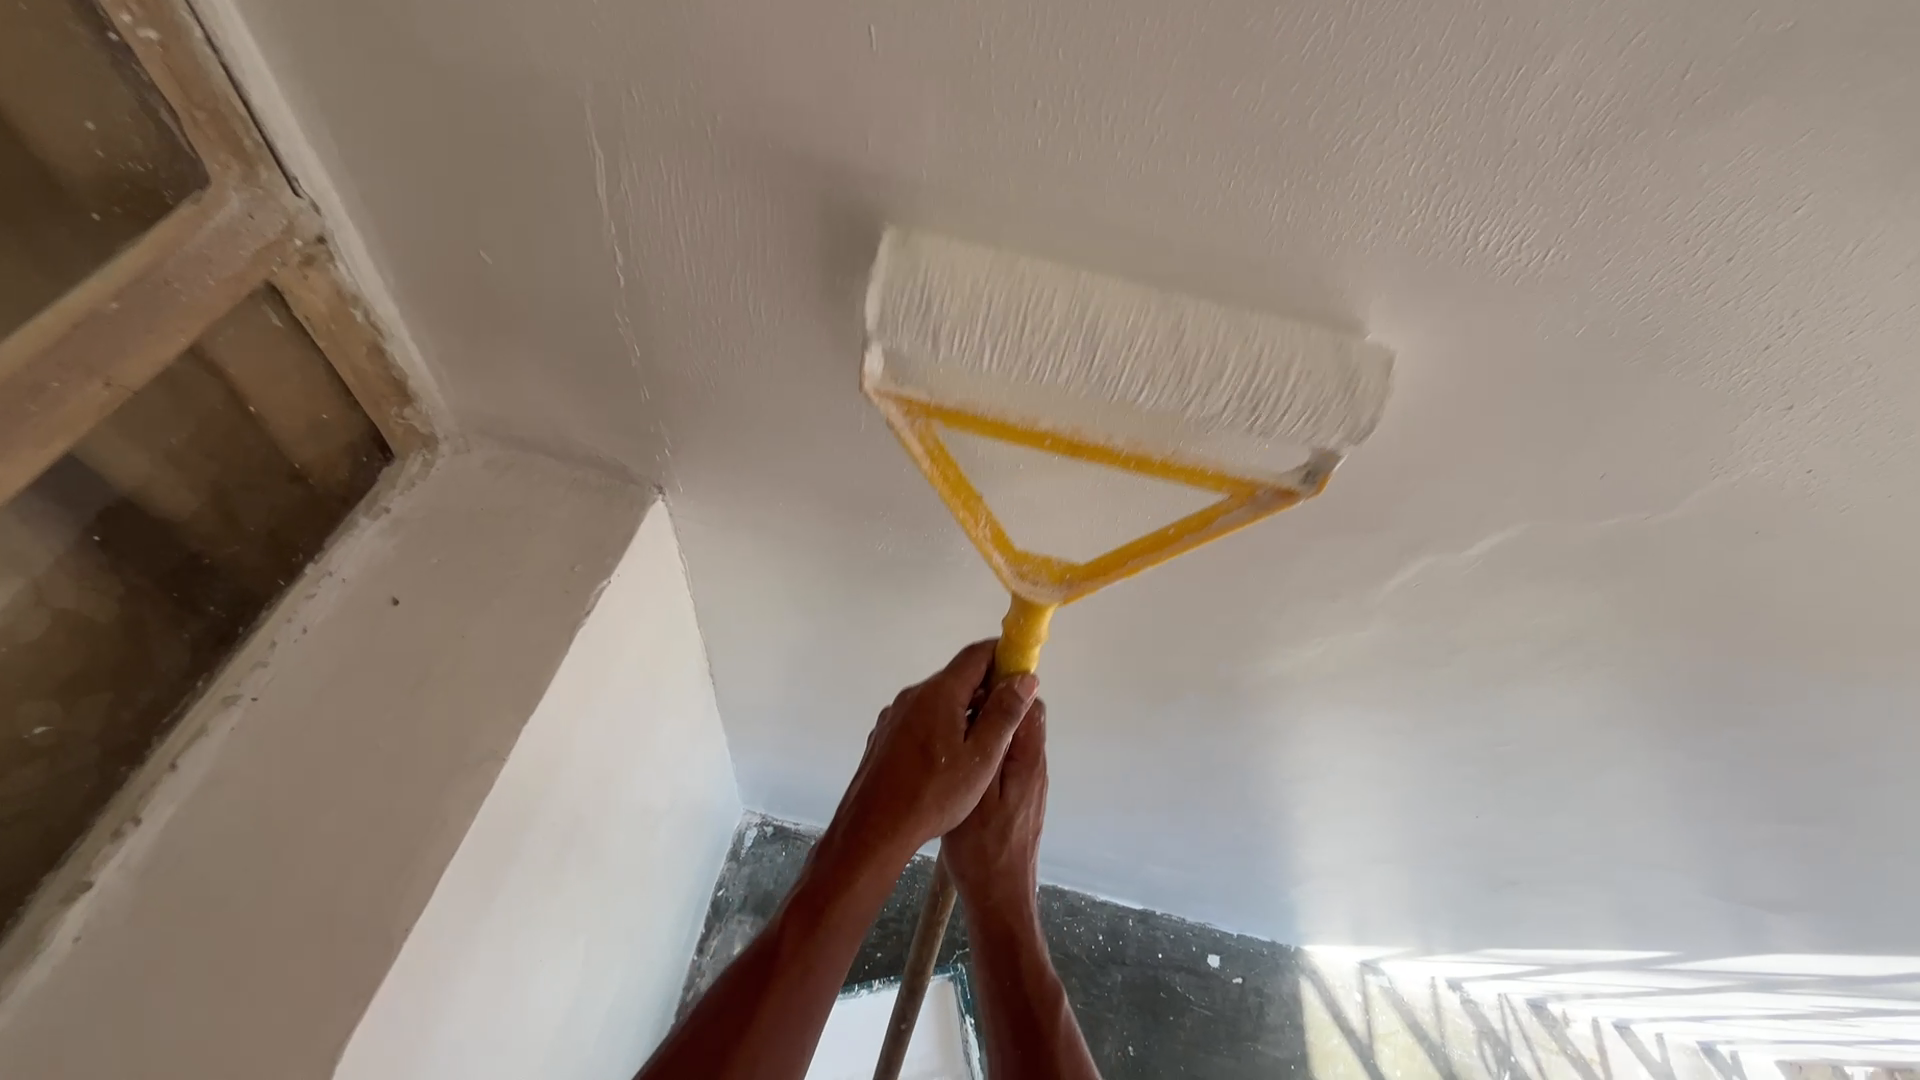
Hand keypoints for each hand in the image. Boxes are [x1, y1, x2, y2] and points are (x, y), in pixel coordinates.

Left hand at [828, 641, 1040, 861]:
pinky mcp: (884, 734)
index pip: (976, 655)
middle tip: (1009, 716)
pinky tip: (947, 759)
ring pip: (938, 700)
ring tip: (981, 745)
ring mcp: (894, 714)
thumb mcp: (981, 758)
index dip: (1003, 656)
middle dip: (986, 688)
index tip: (1021, 672)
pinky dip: (941, 725)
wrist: (873, 829)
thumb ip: (1004, 714)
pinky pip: (920, 718)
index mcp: (938, 693)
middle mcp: (913, 695)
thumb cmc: (933, 795)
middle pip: (956, 677)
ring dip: (963, 710)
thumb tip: (1024, 680)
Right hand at [944, 696, 1047, 911]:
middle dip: (990, 705)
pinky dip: (985, 752)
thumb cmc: (981, 849)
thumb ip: (993, 743)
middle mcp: (1034, 765)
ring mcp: (1028, 783)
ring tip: (951, 737)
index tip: (970, 685)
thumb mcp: (977, 793)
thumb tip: (1009, 695)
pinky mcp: (1019, 798)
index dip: (1004, 685)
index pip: (1028, 702)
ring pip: (1010, 738)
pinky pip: (1005, 759)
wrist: (999, 900)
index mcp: (1028, 759)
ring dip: (985, 729)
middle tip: (953, 713)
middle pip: (1019, 717)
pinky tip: (958, 765)